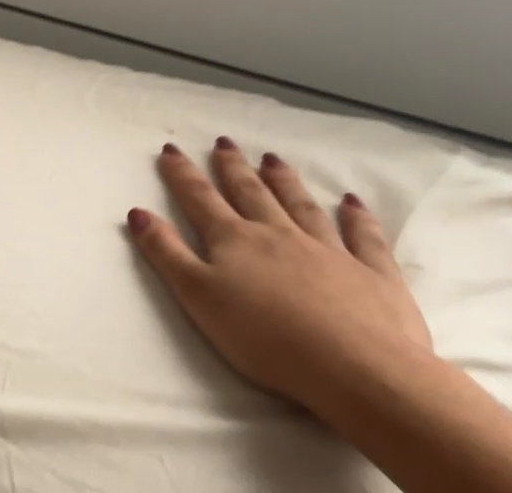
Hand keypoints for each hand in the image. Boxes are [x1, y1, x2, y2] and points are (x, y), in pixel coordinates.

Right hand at [126, 138, 432, 412]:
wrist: (358, 369)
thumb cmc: (266, 338)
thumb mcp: (197, 296)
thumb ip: (166, 252)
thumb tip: (137, 212)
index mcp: (234, 240)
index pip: (200, 198)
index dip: (182, 174)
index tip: (171, 149)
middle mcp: (278, 235)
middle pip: (251, 193)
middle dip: (233, 167)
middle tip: (224, 142)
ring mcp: (330, 251)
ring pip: (301, 206)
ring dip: (285, 181)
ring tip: (273, 159)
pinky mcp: (374, 275)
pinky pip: (364, 238)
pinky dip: (357, 217)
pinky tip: (352, 202)